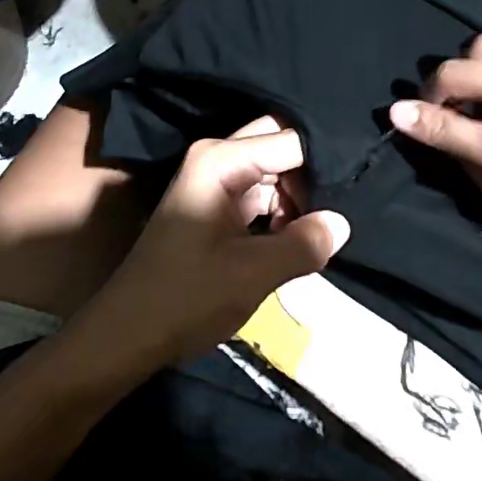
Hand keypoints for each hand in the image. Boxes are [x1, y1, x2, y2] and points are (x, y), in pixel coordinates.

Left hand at [78, 116, 350, 365]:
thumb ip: (303, 245)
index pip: (292, 141)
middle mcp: (218, 157)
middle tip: (341, 208)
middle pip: (282, 146)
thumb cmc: (184, 299)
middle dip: (312, 177)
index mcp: (221, 159)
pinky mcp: (218, 204)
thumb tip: (343, 222)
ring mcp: (216, 179)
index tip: (357, 189)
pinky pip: (263, 192)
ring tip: (319, 232)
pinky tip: (299, 237)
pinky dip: (284, 212)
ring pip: (276, 170)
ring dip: (300, 198)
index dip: (325, 165)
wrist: (124, 338)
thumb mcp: (251, 276)